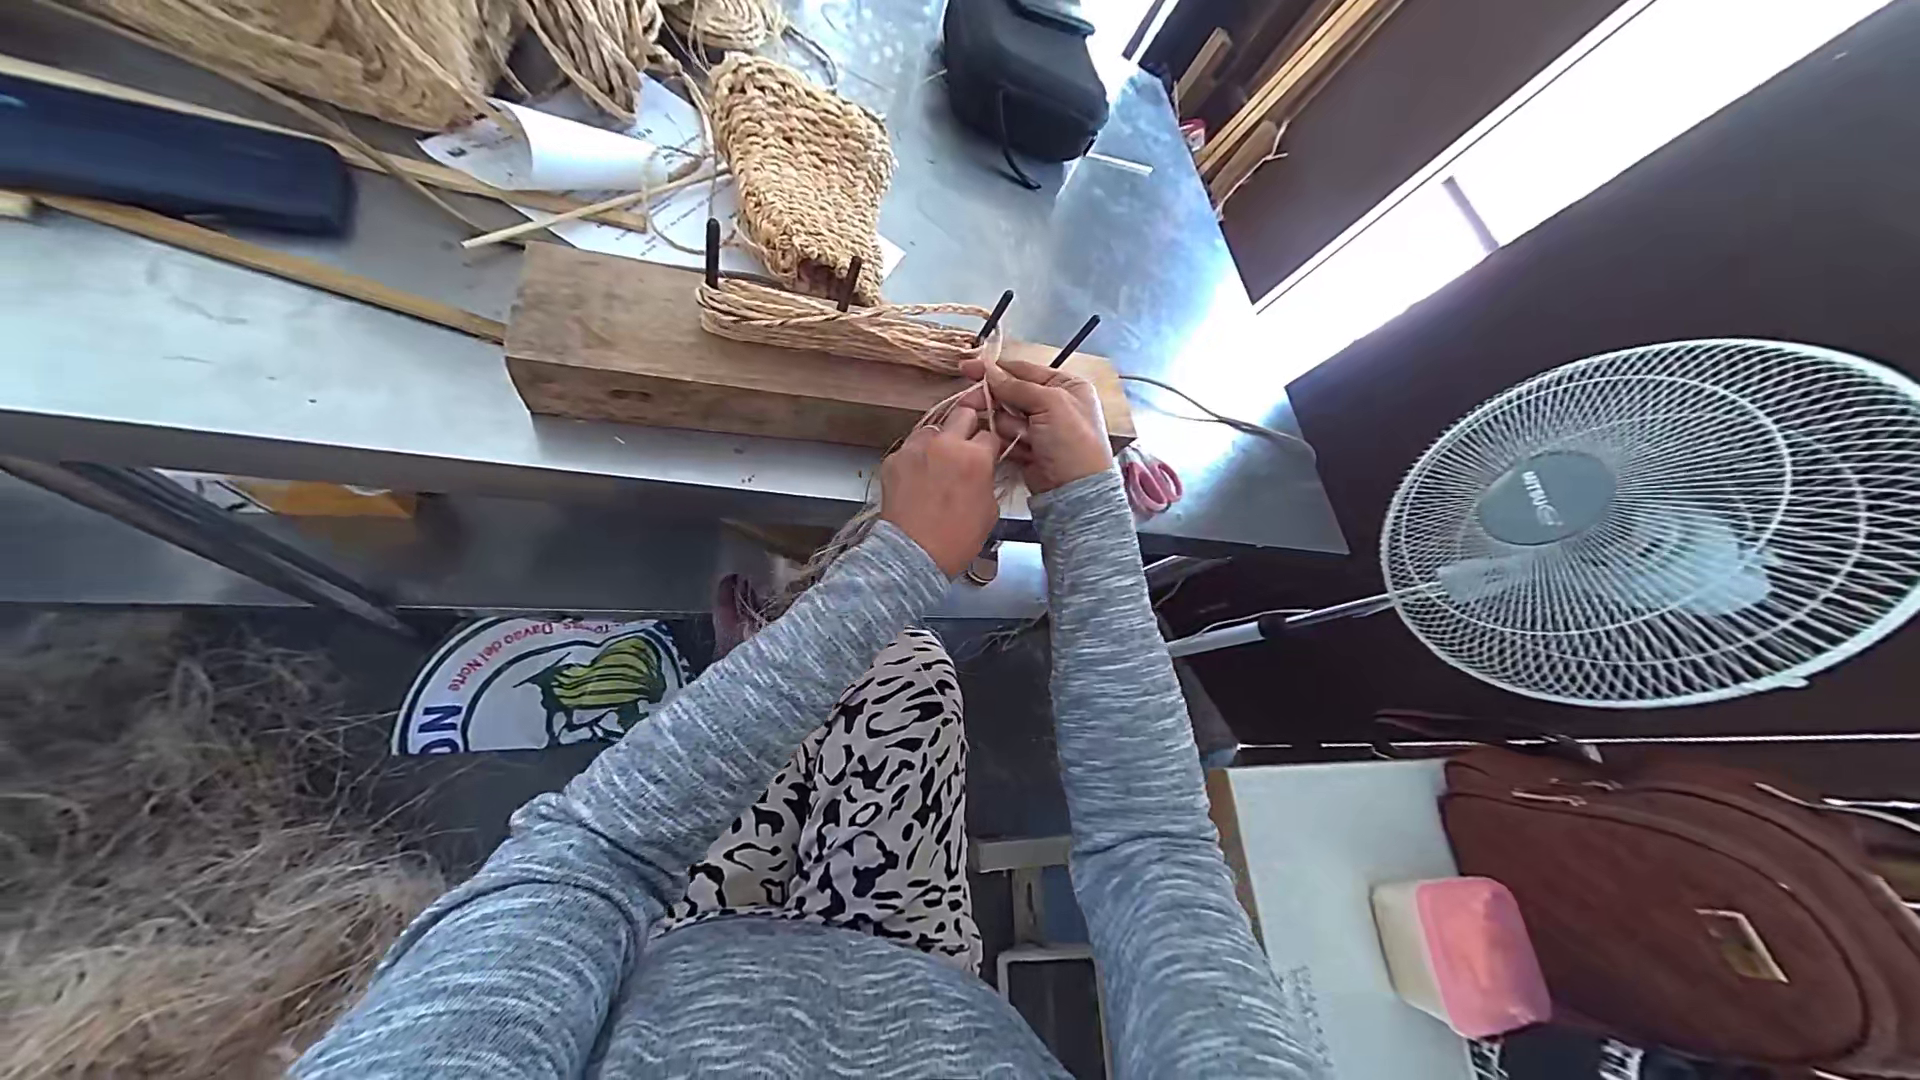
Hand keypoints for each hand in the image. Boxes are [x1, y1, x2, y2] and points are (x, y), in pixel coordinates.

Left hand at [879, 406, 1004, 577]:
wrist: (914, 555)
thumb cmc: (954, 540)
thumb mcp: (989, 511)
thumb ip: (988, 481)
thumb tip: (983, 473)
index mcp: (975, 457)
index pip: (990, 434)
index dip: (990, 446)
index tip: (987, 454)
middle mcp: (945, 444)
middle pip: (962, 413)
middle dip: (968, 426)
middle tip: (966, 444)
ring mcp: (915, 449)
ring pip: (932, 428)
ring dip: (938, 441)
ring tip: (938, 463)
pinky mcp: (894, 459)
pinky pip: (909, 448)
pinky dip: (916, 457)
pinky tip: (918, 477)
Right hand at [958, 357, 1110, 493]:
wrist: (1075, 489)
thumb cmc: (1073, 441)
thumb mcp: (1050, 404)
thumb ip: (1017, 386)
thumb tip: (990, 371)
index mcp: (1066, 386)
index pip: (1024, 370)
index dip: (996, 369)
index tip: (969, 368)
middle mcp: (1053, 403)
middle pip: (1010, 393)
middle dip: (996, 401)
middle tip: (972, 403)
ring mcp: (1039, 427)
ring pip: (1004, 416)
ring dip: (1008, 426)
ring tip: (1026, 438)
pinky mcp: (1027, 447)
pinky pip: (1004, 436)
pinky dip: (1006, 442)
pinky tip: (1021, 449)